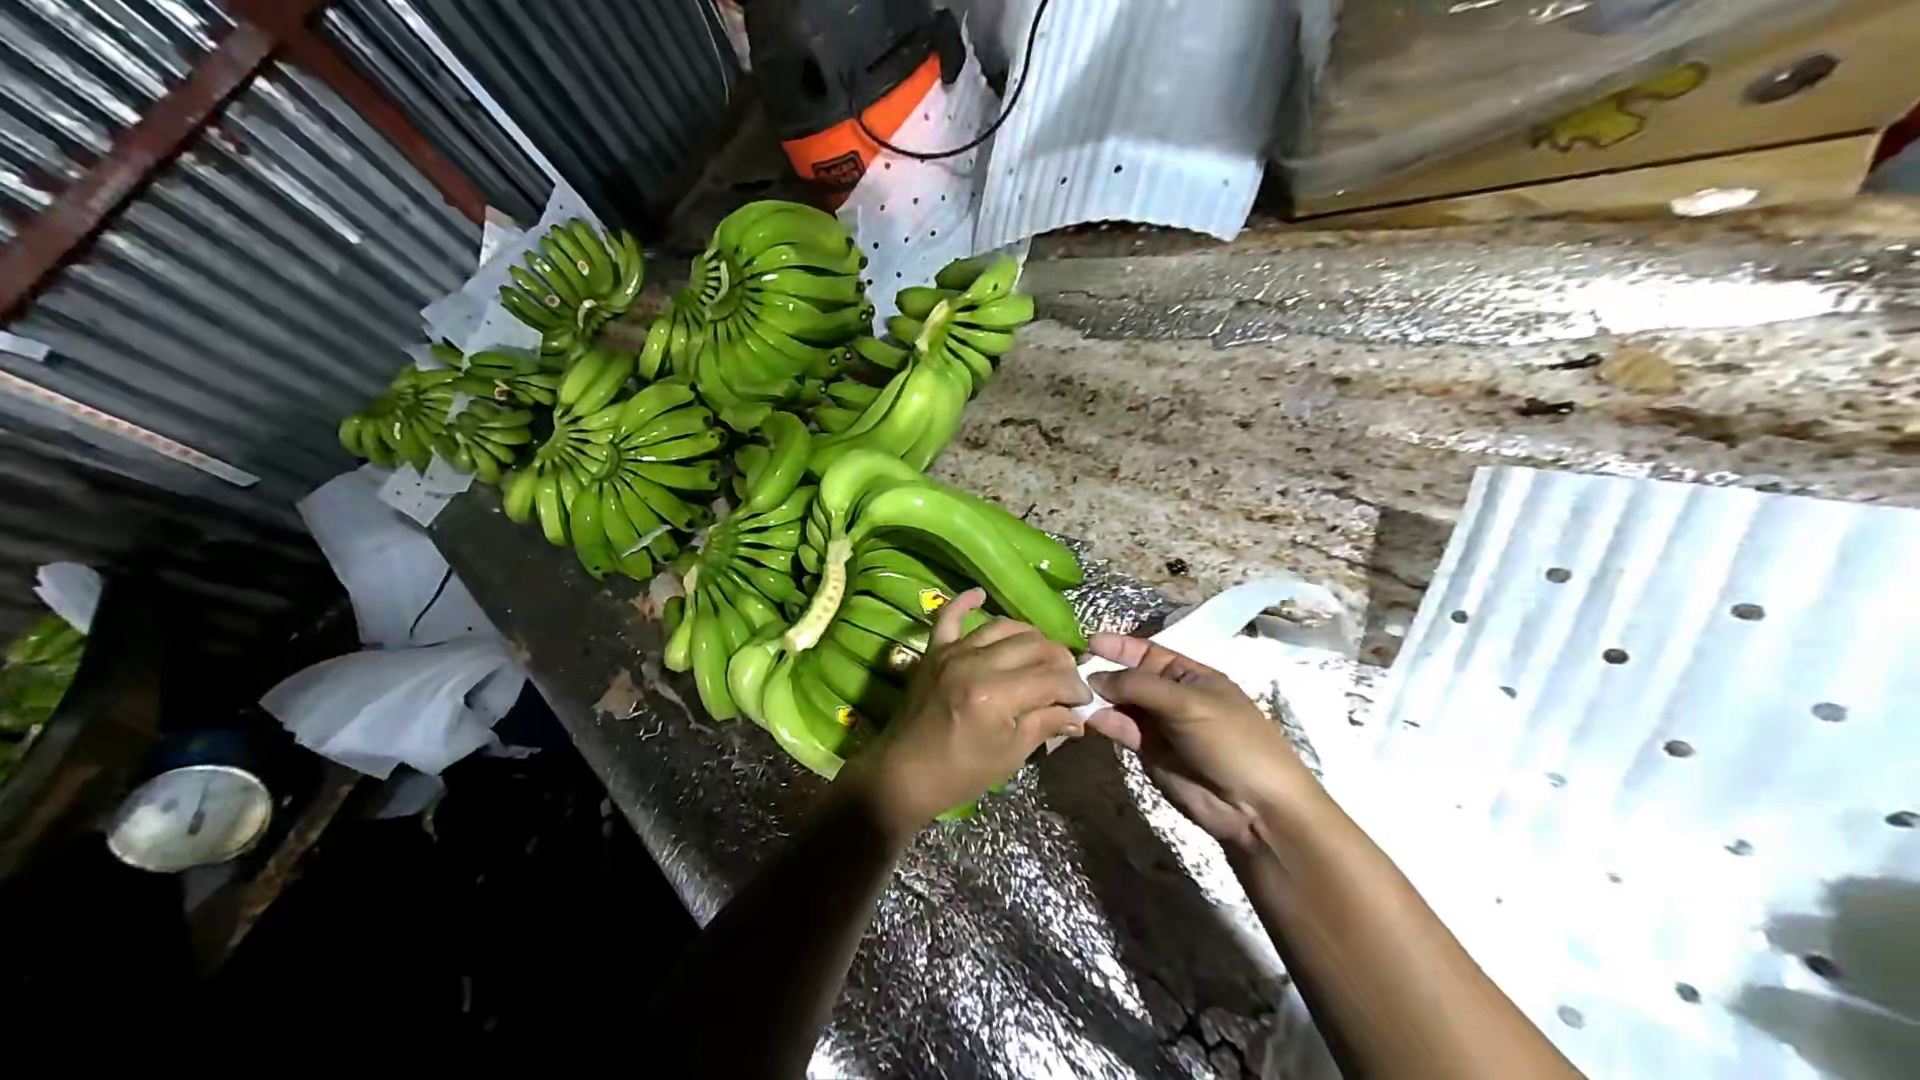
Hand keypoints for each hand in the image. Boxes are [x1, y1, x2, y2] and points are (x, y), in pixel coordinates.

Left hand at [838, 589, 1089, 839]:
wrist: (902, 774)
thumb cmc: (959, 773)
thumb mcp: (1010, 755)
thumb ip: (1045, 724)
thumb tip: (1077, 712)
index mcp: (996, 695)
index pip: (1052, 677)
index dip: (1075, 687)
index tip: (1082, 699)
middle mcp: (975, 664)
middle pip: (1034, 646)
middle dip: (1059, 661)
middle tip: (1066, 680)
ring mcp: (952, 653)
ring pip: (1003, 627)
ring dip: (1030, 637)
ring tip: (1042, 655)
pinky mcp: (934, 651)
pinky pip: (948, 616)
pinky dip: (965, 602)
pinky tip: (980, 594)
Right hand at [1085, 634, 1323, 850]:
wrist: (1253, 806)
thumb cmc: (1229, 739)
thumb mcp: (1187, 702)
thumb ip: (1139, 686)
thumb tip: (1095, 678)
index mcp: (1189, 674)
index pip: (1147, 653)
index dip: (1119, 646)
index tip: (1088, 642)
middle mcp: (1170, 696)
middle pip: (1128, 677)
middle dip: (1102, 672)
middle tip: (1068, 671)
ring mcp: (1158, 724)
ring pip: (1119, 704)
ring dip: (1097, 698)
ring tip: (1070, 694)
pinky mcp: (1147, 751)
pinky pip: (1119, 729)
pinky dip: (1101, 722)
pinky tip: (1084, 717)